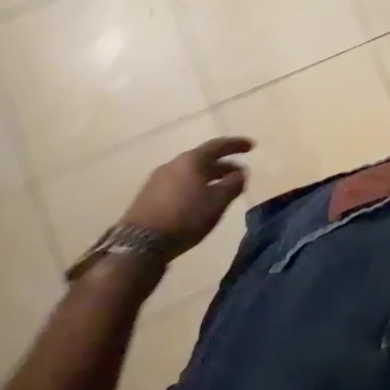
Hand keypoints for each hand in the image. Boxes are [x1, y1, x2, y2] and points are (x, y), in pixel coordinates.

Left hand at [121, 137, 252, 252]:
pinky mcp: (146, 197)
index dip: (236, 144)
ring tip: (218, 189)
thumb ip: (234, 184)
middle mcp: (173, 164)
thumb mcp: (218, 201)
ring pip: (188, 173)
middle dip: (222, 165)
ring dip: (206, 177)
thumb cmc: (185, 217)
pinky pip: (177, 185)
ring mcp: (157, 180)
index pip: (218, 145)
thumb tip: (240, 173)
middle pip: (202, 159)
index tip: (251, 146)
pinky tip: (196, 201)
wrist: (138, 245)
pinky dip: (192, 187)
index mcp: (191, 160)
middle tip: (237, 173)